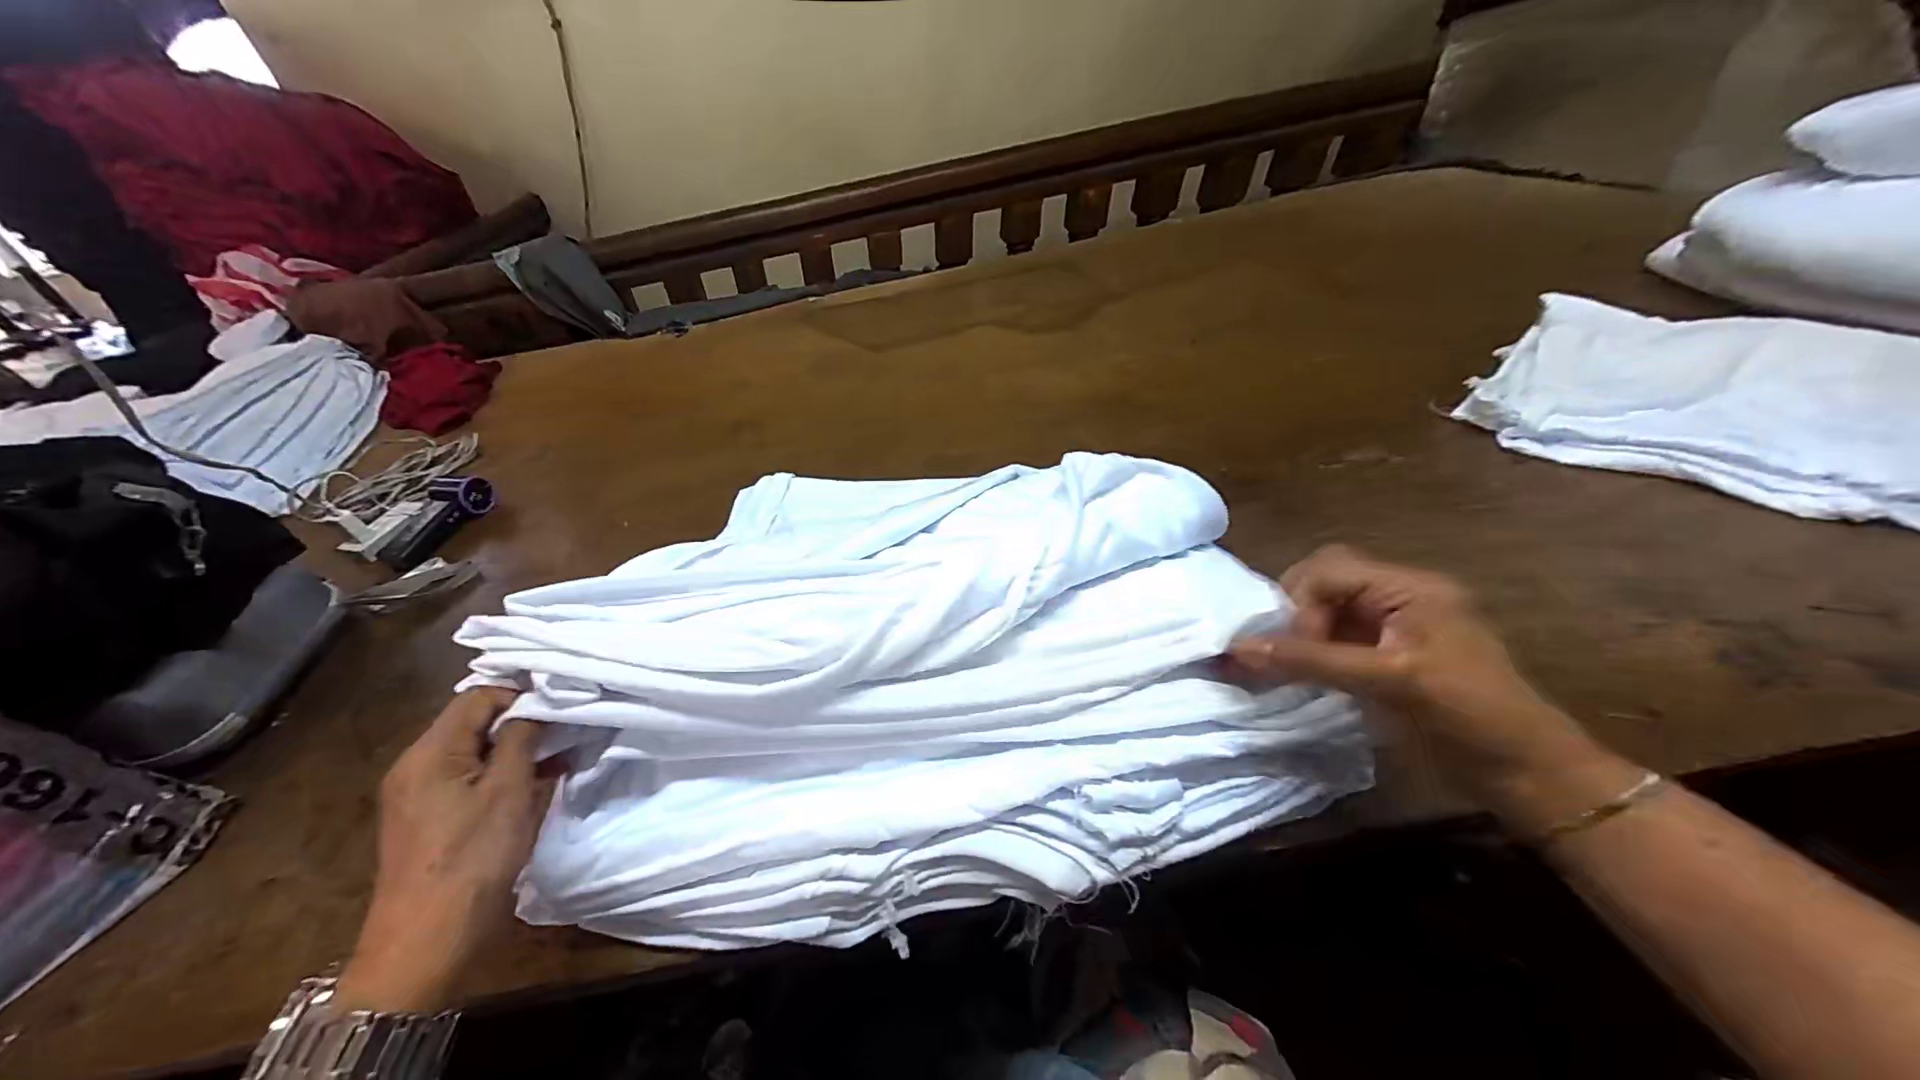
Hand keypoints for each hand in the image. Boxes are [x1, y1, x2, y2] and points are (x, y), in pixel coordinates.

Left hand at [334, 688, 553, 1012]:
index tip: (563, 705)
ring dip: (515, 749)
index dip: (522, 694)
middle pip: (473, 722)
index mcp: (429, 752)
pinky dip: (500, 773)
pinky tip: (535, 783)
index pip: (478, 697)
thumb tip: (535, 706)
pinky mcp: (427, 818)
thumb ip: (521, 738)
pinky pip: (468, 778)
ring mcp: (417, 793)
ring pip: (474, 751)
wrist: (427, 940)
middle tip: (566, 729)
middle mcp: (415, 765)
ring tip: (560, 755)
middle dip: (521, 721)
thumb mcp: (508, 790)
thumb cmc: (473, 857)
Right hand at [1227, 545, 1637, 833]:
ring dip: (1300, 635)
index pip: (1328, 569)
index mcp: (1411, 587)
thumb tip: (1236, 651)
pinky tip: (1306, 677)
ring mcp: (1396, 626)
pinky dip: (1313, 653)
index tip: (1295, 650)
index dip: (1298, 604)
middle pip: (1324, 582)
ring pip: (1327, 610)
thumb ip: (1312, 661)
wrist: (1529, 774)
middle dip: (1294, 613)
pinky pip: (1337, 638)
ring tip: (1288, 669)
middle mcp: (1400, 596)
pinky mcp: (1390, 655)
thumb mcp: (1388, 682)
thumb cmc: (1468, 716)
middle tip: (1285, 653)